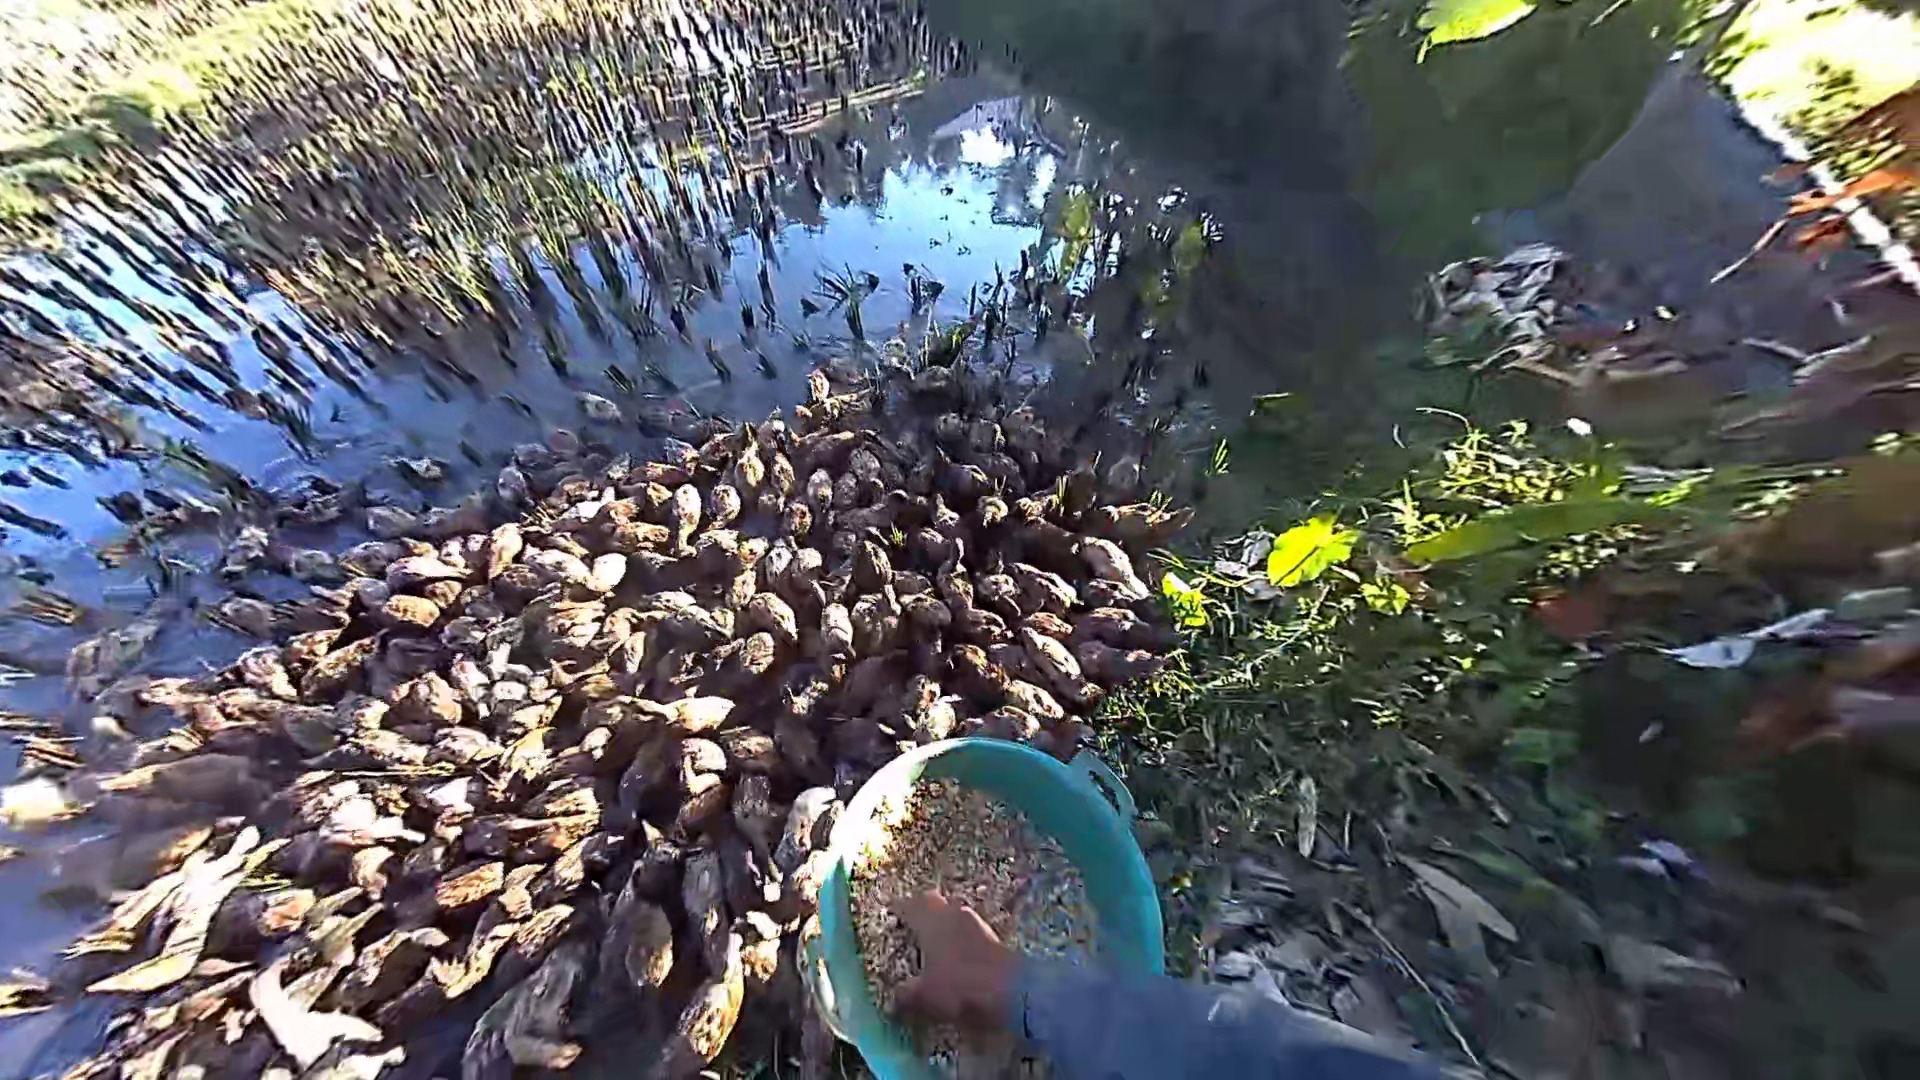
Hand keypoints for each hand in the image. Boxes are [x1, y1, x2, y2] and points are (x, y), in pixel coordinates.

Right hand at [891, 890, 1016, 1029]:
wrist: (1009, 988)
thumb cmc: (959, 986)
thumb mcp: (924, 996)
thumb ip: (906, 994)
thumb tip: (894, 997)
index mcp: (930, 920)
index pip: (909, 905)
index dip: (898, 908)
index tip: (890, 911)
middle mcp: (950, 912)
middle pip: (932, 902)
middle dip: (920, 910)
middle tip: (910, 924)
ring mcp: (972, 920)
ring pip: (951, 913)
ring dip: (941, 922)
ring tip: (932, 942)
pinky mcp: (989, 932)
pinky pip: (966, 927)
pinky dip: (957, 936)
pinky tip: (955, 954)